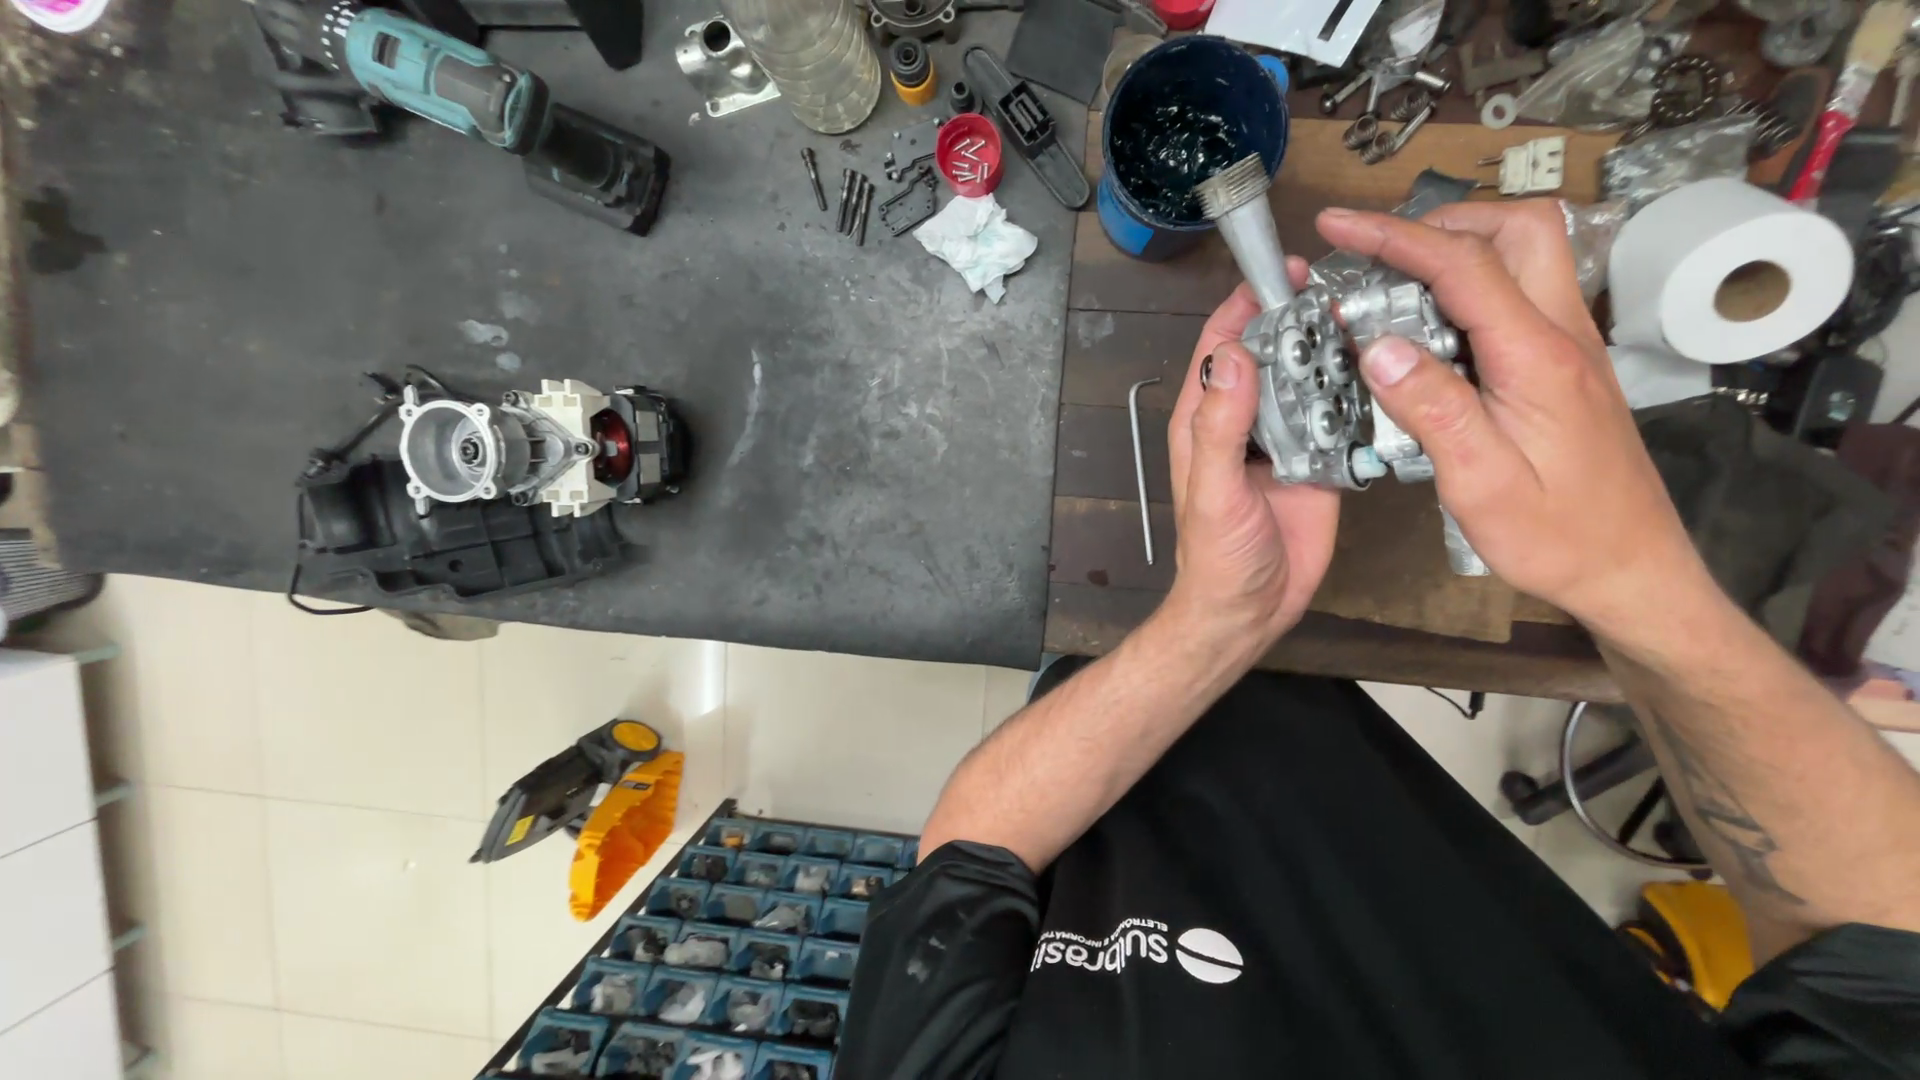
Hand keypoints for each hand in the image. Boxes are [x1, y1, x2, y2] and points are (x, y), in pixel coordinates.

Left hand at [1164, 267, 1339, 651]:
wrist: (1251, 607)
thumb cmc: (1217, 556)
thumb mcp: (1213, 488)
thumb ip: (1220, 426)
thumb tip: (1231, 356)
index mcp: (1206, 421)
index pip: (1220, 348)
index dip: (1244, 307)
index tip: (1279, 276)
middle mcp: (1245, 422)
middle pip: (1271, 356)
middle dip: (1299, 323)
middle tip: (1340, 295)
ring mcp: (1284, 440)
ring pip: (1308, 382)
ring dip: (1332, 356)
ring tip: (1370, 325)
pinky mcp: (1318, 462)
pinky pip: (1338, 418)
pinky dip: (1357, 398)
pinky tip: (1385, 377)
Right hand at [1315, 201, 1709, 635]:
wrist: (1629, 566)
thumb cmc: (1554, 535)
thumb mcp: (1480, 482)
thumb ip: (1432, 409)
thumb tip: (1377, 348)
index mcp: (1535, 358)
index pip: (1464, 267)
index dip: (1394, 237)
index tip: (1337, 226)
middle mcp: (1561, 335)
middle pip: (1520, 229)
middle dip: (1441, 222)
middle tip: (1378, 251)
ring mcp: (1569, 347)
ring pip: (1528, 253)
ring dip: (1460, 247)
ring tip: (1395, 280)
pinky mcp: (1564, 365)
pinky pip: (1520, 295)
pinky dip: (1471, 284)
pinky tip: (1429, 327)